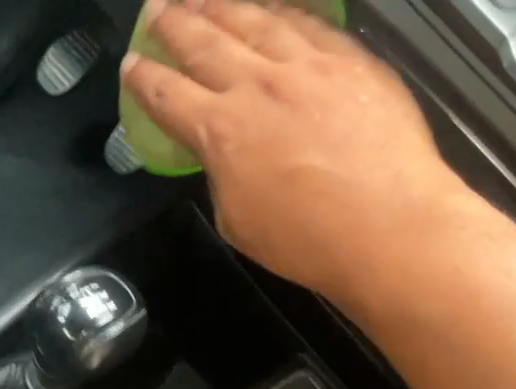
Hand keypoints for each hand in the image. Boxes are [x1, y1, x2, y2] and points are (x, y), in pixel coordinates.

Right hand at [121, 0, 485, 302]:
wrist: (385, 224)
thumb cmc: (302, 238)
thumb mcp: (235, 218)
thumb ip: (222, 174)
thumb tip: (225, 155)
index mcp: (220, 131)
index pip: (168, 96)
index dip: (143, 78)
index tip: (130, 64)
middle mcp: (259, 86)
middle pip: (205, 42)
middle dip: (174, 22)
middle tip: (156, 7)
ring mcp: (309, 66)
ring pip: (256, 20)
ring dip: (222, 5)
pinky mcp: (352, 61)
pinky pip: (309, 23)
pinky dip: (281, 10)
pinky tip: (271, 6)